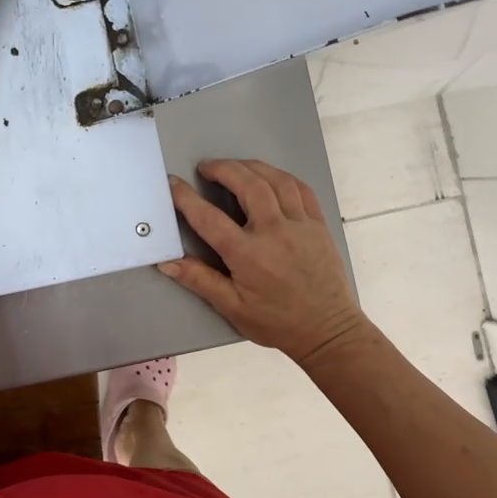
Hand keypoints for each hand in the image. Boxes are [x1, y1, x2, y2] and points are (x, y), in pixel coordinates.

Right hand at [159, 160, 372, 364]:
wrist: (329, 331)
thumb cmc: (277, 322)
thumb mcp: (233, 308)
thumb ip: (200, 280)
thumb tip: (167, 263)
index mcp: (248, 255)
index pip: (209, 217)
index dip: (186, 197)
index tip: (172, 182)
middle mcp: (275, 232)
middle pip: (247, 185)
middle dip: (223, 168)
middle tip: (205, 167)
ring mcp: (301, 225)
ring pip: (276, 180)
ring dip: (251, 167)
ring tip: (234, 166)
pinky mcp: (318, 225)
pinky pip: (301, 189)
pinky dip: (281, 176)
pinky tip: (268, 177)